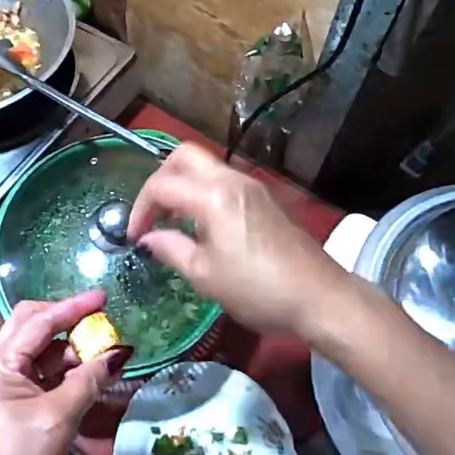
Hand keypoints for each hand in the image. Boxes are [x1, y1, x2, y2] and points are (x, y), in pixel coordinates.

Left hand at [0, 291, 129, 454]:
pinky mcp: (9, 407)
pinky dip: (61, 373)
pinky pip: (37, 377)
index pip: (36, 322)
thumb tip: (118, 353)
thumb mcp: (58, 421)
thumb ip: (88, 382)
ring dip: (67, 350)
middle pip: (30, 328)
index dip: (71, 307)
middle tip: (100, 319)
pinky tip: (86, 374)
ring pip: (36, 353)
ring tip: (101, 351)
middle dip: (65, 321)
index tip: (103, 296)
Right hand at [128, 143, 369, 348]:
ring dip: (182, 184)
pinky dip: (202, 191)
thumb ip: (171, 249)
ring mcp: (251, 187)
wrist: (320, 298)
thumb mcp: (205, 275)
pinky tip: (202, 224)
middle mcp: (231, 181)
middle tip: (151, 212)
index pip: (161, 186)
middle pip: (183, 156)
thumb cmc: (258, 289)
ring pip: (205, 166)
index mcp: (212, 196)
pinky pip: (222, 180)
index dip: (140, 208)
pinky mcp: (264, 199)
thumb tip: (148, 238)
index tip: (134, 235)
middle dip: (159, 179)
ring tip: (173, 220)